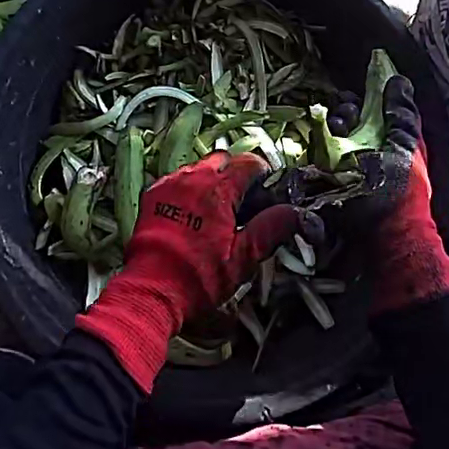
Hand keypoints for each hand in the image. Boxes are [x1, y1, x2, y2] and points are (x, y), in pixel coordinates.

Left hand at [75, 151, 311, 390]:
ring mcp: (169, 183)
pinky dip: (187, 188)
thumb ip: (270, 229)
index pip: (248, 162)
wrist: (151, 289)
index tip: (266, 190)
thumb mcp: (243, 259)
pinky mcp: (152, 194)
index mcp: (218, 189)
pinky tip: (190, 213)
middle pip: (222, 160)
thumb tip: (297, 212)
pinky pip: (176, 180)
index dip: (262, 173)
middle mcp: (192, 177)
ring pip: (197, 167)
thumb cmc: (200, 277)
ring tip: (216, 209)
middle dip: (235, 172)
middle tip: (242, 200)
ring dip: (210, 179)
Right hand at [336, 75, 448, 312]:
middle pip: (346, 116)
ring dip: (330, 128)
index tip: (354, 100)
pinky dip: (317, 147)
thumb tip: (398, 79)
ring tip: (334, 134)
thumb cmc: (399, 192)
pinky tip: (320, 149)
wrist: (382, 238)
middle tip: (343, 120)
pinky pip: (317, 153)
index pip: (369, 107)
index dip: (360, 98)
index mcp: (390, 138)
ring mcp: (346, 163)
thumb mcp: (405, 148)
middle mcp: (367, 147)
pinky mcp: (328, 178)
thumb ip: (401, 115)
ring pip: (330, 131)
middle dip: (342, 112)